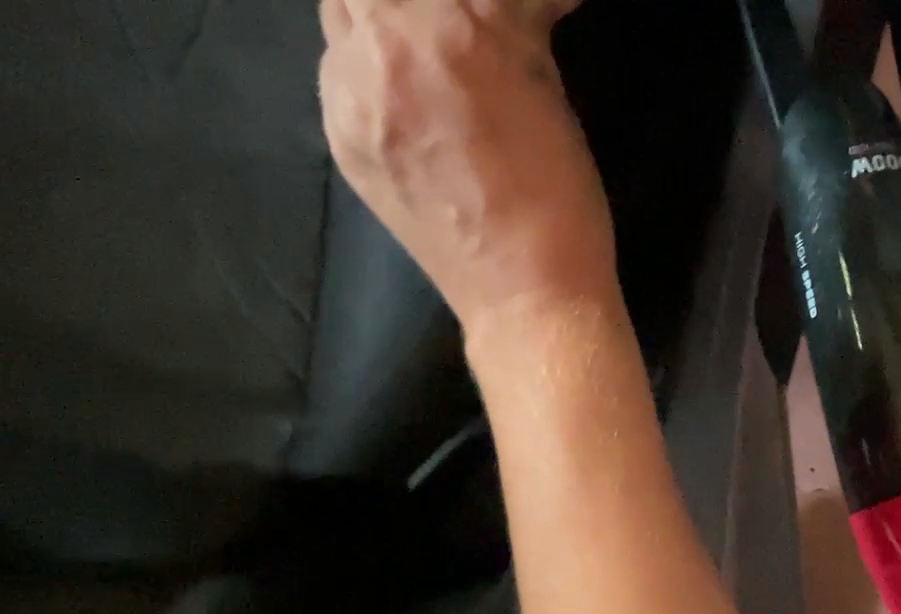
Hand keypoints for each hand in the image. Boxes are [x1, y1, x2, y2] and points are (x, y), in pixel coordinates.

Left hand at [318, 0, 617, 338]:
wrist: (525, 297)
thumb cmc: (563, 207)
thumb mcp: (553, 100)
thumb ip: (514, 32)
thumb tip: (511, 8)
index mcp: (456, 32)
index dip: (502, 4)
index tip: (530, 17)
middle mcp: (384, 45)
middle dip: (434, 4)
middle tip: (467, 28)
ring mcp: (348, 92)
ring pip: (345, 5)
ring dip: (390, 15)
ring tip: (430, 48)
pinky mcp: (338, 135)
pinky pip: (337, 64)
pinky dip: (372, 61)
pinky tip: (408, 92)